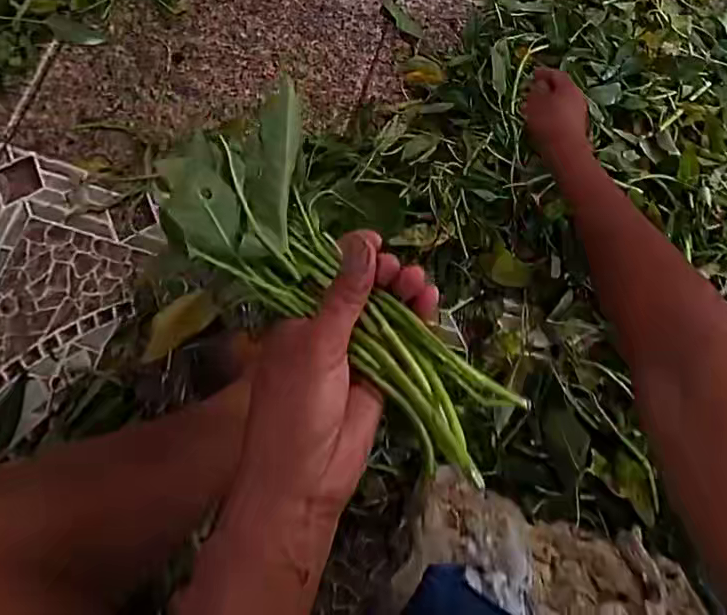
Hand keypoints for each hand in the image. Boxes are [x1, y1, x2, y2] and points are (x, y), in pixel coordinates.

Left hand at [233, 230, 438, 513]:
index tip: (376, 242)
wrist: (304, 483)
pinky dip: (417, 322)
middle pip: (363, 291)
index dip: (353, 256)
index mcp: (302, 317)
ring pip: (386, 313)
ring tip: (420, 282)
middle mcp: (329, 330)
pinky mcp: (381, 374)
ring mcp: (356, 352)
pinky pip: (402, 341)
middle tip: (400, 270)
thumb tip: (362, 243)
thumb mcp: (319, 344)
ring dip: (404, 294)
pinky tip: (429, 303)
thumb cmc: (297, 408)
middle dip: (384, 275)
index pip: (330, 274)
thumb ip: (345, 295)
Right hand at [523, 67, 591, 165]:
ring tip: (530, 109)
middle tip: (530, 92)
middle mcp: (577, 97)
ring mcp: (579, 113)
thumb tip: (540, 84)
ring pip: (560, 103)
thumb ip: (536, 89)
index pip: (556, 74)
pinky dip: (551, 115)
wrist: (566, 152)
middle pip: (560, 89)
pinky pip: (562, 116)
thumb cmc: (548, 122)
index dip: (543, 73)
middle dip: (544, 90)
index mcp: (569, 87)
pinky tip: (540, 122)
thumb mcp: (536, 102)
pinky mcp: (577, 128)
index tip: (532, 74)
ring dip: (546, 104)